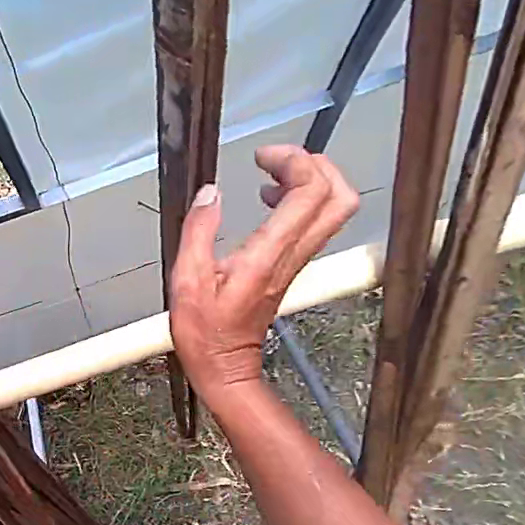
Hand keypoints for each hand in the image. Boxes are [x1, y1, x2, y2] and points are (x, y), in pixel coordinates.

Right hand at [168, 145, 357, 401]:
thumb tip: (211, 192)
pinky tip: (268, 198)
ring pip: (333, 209)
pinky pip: (315, 223)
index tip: (260, 157)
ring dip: (310, 180)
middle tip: (276, 160)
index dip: (295, 161)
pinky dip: (301, 199)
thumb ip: (198, 232)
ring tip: (271, 174)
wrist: (225, 367)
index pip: (310, 193)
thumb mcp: (185, 281)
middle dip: (314, 164)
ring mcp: (297, 262)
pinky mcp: (292, 267)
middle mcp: (292, 256)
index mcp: (268, 255)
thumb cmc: (204, 332)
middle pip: (338, 197)